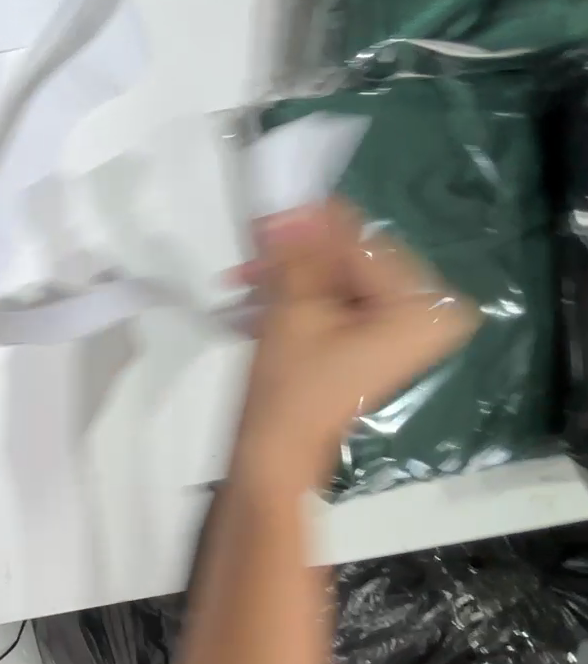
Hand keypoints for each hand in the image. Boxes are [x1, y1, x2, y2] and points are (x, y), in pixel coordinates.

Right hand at [229, 200, 477, 488]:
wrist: (274, 454)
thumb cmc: (289, 389)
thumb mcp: (290, 315)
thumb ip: (295, 259)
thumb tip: (287, 210)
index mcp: (425, 304)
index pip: (365, 246)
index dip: (311, 231)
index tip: (265, 218)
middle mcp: (425, 313)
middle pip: (350, 266)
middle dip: (291, 263)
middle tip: (243, 260)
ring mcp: (397, 332)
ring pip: (333, 287)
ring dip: (283, 283)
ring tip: (237, 289)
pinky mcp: (367, 346)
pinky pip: (330, 309)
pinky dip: (291, 306)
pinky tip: (252, 309)